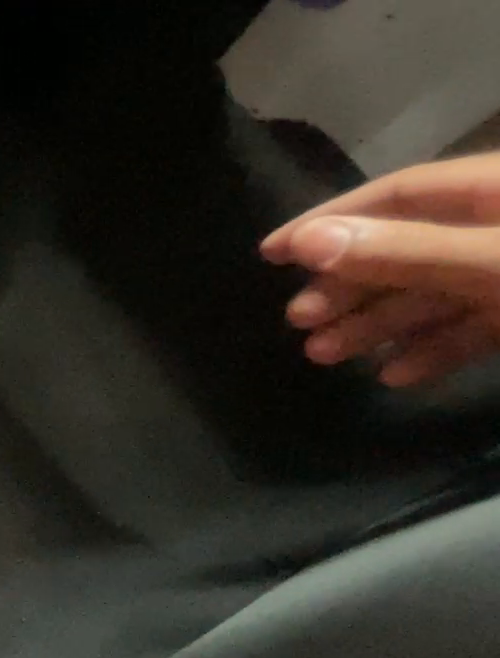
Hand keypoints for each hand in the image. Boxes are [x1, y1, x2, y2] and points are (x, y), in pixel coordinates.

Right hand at [261, 152, 499, 386]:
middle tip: (299, 320)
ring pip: (437, 289)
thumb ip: (404, 252)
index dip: (331, 220)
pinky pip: (477, 321)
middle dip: (348, 285)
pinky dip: (432, 347)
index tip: (269, 254)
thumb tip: (306, 241)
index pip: (399, 194)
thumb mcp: (495, 264)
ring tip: (326, 355)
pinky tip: (396, 375)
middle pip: (412, 245)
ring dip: (375, 324)